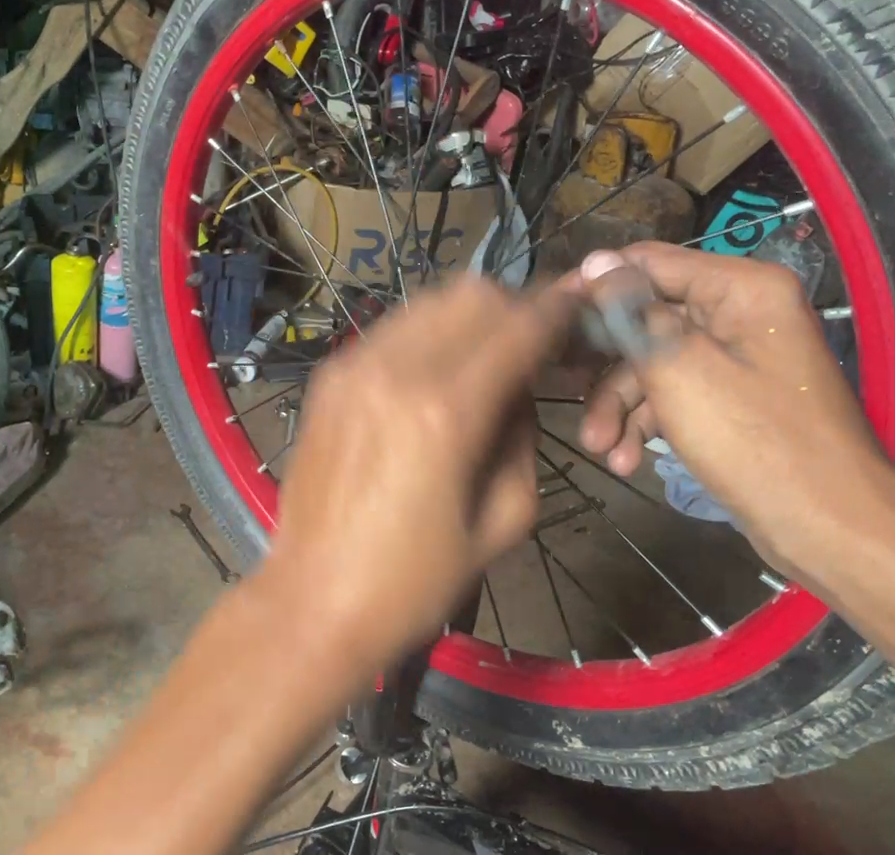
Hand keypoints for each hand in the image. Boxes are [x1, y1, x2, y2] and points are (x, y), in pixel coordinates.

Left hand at [264, 275, 580, 669]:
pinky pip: (392, 329)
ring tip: (487, 355)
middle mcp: (396, 371)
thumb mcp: (504, 520)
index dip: (558, 311)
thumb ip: (524, 437)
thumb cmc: (415, 581)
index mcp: (445, 413)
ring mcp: (353, 367)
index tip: (581, 309)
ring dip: (470, 316)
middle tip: (534, 343)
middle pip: (472, 295)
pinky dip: (427, 334)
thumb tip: (522, 387)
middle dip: (515, 308)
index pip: (519, 328)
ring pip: (429, 301)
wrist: (313, 600)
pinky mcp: (328, 377)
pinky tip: (436, 374)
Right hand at [576, 242, 894, 574]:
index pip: (648, 263)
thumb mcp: (679, 370)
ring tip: (601, 449)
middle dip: (606, 366)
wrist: (829, 528)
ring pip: (655, 363)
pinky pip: (676, 394)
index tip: (550, 319)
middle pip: (646, 319)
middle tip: (567, 393)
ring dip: (622, 405)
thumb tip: (595, 258)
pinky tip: (628, 460)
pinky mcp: (733, 400)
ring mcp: (738, 359)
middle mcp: (740, 313)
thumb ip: (632, 311)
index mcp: (741, 288)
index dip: (595, 287)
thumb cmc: (753, 440)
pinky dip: (649, 423)